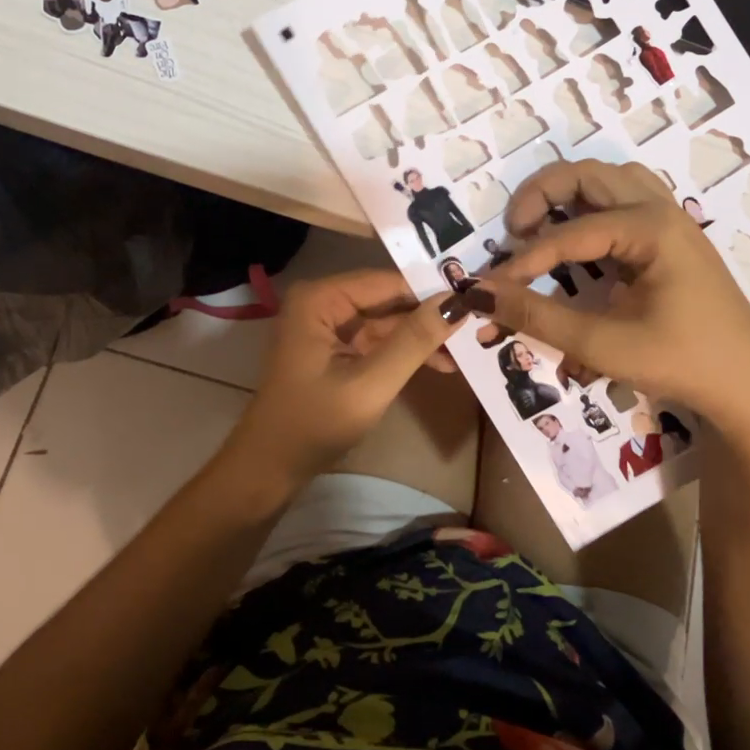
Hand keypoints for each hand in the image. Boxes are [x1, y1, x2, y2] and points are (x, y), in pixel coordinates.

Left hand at [230, 270, 460, 489]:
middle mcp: (321, 302)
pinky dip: (404, 352)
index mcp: (320, 298)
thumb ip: (413, 341)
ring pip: (386, 321)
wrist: (270, 468)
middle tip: (480, 321)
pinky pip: (376, 341)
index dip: (431, 289)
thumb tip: (458, 302)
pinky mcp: (334, 350)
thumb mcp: (370, 383)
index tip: (477, 298)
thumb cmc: (314, 422)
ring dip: (421, 336)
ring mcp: (326, 327)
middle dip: (429, 314)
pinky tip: (441, 363)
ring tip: (468, 349)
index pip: (387, 282)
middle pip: (387, 298)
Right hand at [478, 161, 749, 429]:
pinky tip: (577, 237)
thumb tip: (478, 295)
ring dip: (569, 193)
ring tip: (539, 228)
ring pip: (610, 180)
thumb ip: (537, 316)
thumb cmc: (681, 362)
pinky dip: (592, 207)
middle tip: (512, 232)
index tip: (490, 286)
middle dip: (542, 195)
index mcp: (651, 230)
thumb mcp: (604, 345)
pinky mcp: (672, 237)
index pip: (570, 232)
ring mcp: (672, 220)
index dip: (524, 259)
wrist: (748, 385)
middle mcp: (662, 211)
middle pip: (589, 174)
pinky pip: (625, 200)